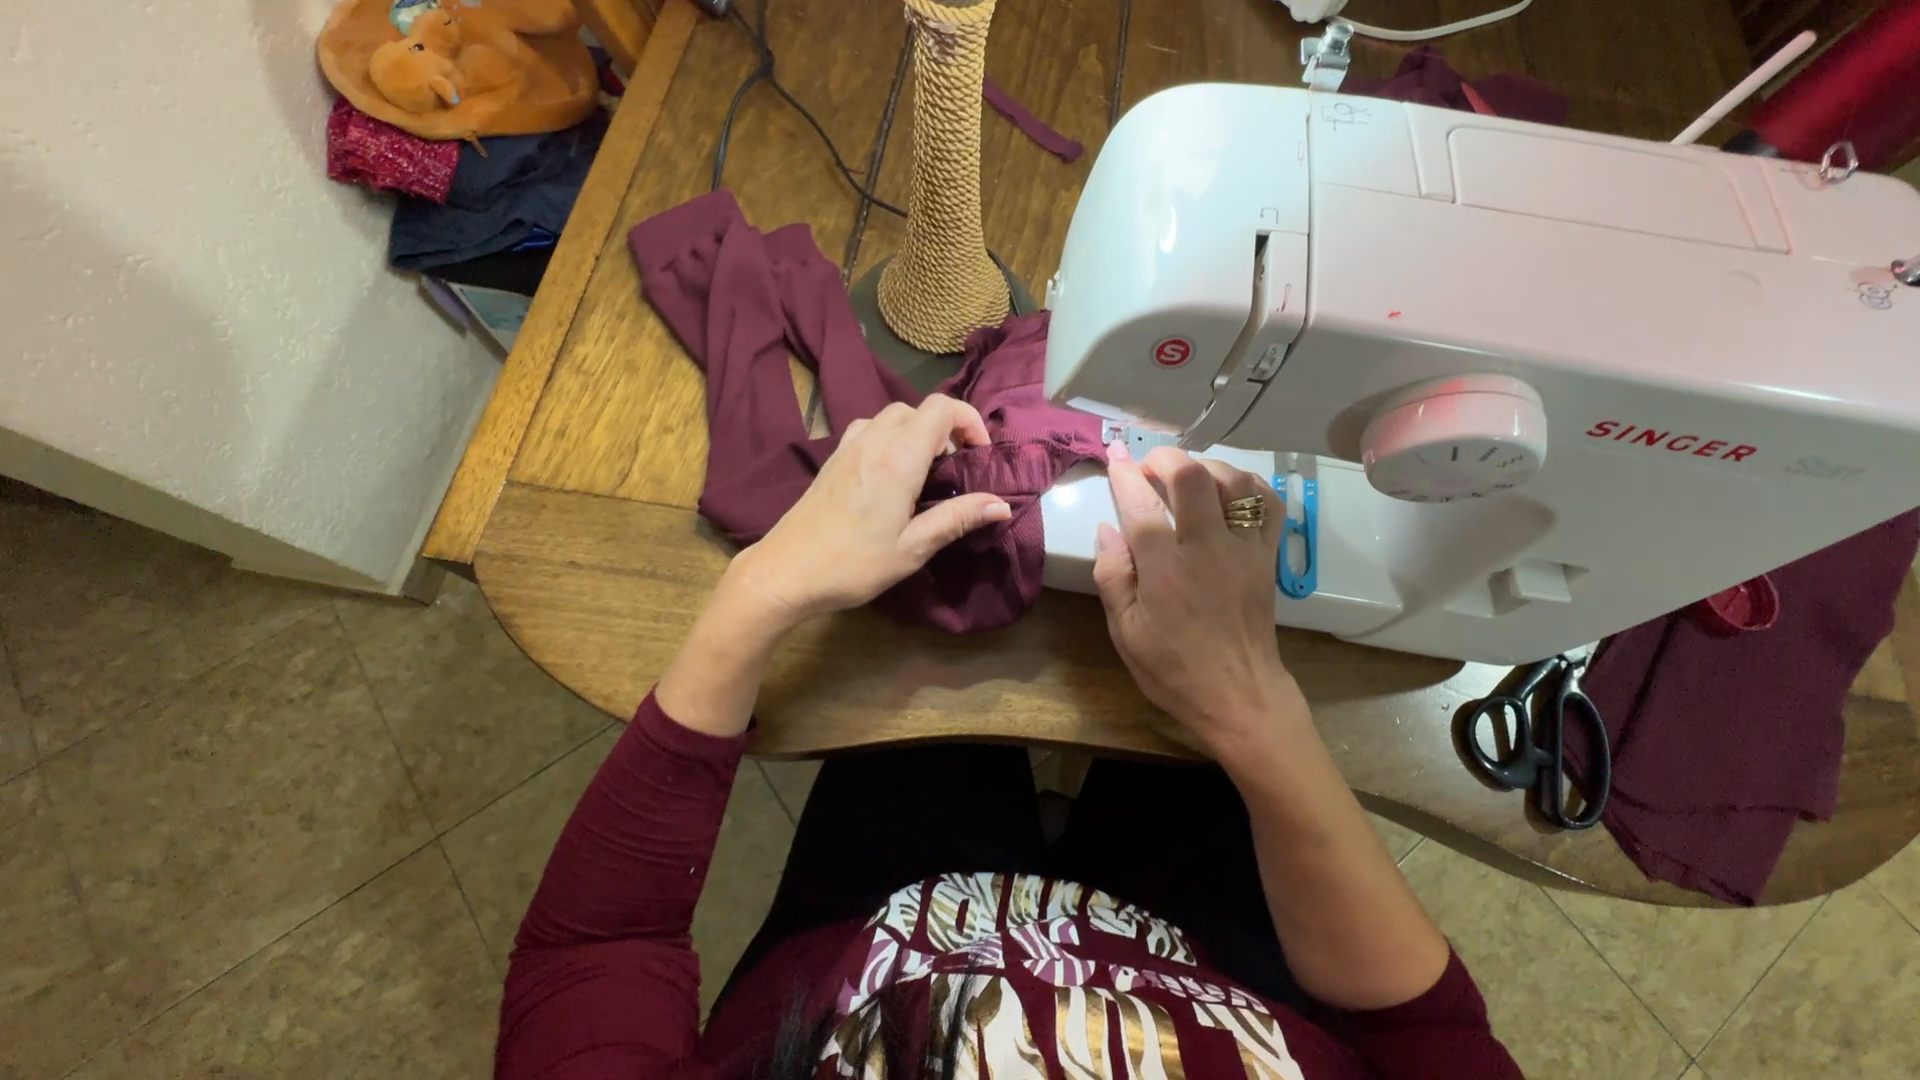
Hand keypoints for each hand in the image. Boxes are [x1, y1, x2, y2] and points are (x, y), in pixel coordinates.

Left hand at [725, 394, 1012, 628]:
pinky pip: (869, 429)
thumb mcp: (913, 548)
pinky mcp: (832, 459)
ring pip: (892, 416)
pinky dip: (891, 437)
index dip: (969, 421)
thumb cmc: (853, 565)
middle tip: (956, 469)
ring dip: (918, 432)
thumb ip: (957, 518)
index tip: (980, 456)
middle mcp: (873, 440)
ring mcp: (848, 446)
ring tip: (927, 471)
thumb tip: (1001, 504)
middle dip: (946, 429)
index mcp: (898, 458)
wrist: (785, 572)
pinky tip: (892, 474)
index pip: (942, 409)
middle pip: (918, 408)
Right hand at [1092, 442, 1304, 749]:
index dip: (1124, 475)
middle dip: (1165, 458)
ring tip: (1186, 475)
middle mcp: (1208, 549)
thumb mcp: (1124, 631)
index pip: (1141, 506)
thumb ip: (1113, 576)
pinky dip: (1250, 485)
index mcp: (1166, 570)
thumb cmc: (1172, 668)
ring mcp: (1245, 549)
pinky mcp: (1267, 555)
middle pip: (1191, 477)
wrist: (1238, 695)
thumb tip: (1107, 529)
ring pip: (1234, 482)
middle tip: (1148, 466)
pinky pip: (1269, 504)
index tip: (1114, 457)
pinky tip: (1229, 490)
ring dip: (1206, 466)